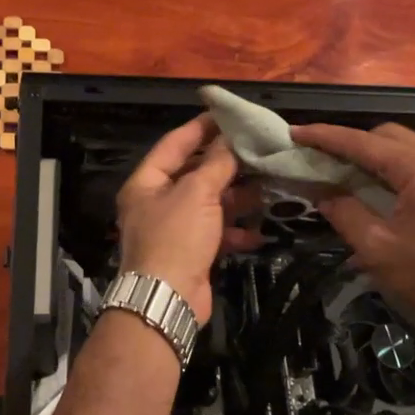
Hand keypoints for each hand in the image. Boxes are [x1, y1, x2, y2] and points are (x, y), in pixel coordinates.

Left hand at [117, 116, 260, 320]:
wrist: (166, 300)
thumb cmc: (176, 238)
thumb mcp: (197, 193)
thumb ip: (217, 164)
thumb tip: (232, 139)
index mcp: (146, 182)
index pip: (174, 144)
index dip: (200, 128)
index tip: (227, 115)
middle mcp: (156, 203)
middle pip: (194, 174)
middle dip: (226, 165)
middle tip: (257, 149)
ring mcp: (173, 230)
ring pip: (209, 204)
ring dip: (236, 198)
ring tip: (268, 185)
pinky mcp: (190, 254)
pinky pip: (215, 234)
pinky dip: (235, 231)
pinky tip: (260, 230)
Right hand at [290, 122, 414, 329]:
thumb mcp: (382, 251)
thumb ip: (348, 216)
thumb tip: (325, 194)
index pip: (362, 142)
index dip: (325, 137)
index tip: (294, 134)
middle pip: (386, 135)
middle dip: (350, 142)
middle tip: (320, 160)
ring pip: (404, 149)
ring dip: (372, 156)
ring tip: (344, 175)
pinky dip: (392, 169)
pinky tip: (378, 192)